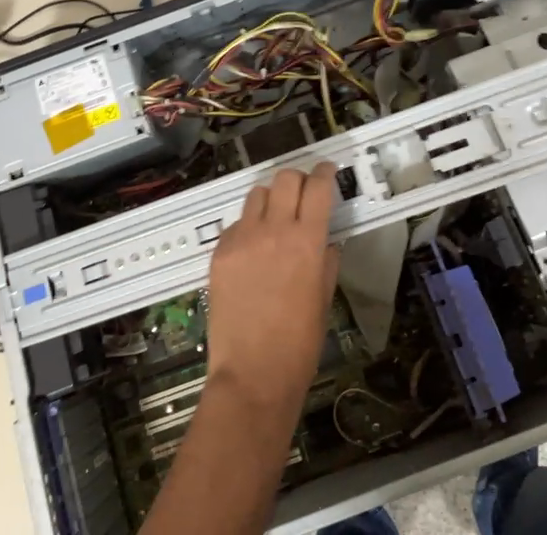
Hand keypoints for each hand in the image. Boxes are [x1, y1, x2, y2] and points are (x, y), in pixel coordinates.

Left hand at [206, 163, 341, 411]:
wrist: (252, 373)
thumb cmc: (299, 344)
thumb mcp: (323, 298)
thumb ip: (325, 260)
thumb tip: (325, 239)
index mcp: (307, 241)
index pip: (317, 187)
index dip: (325, 173)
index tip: (327, 171)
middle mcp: (273, 230)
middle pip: (284, 179)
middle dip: (297, 180)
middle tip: (303, 193)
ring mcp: (241, 239)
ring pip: (256, 195)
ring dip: (271, 199)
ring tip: (276, 218)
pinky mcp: (219, 253)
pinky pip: (236, 225)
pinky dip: (248, 227)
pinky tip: (253, 250)